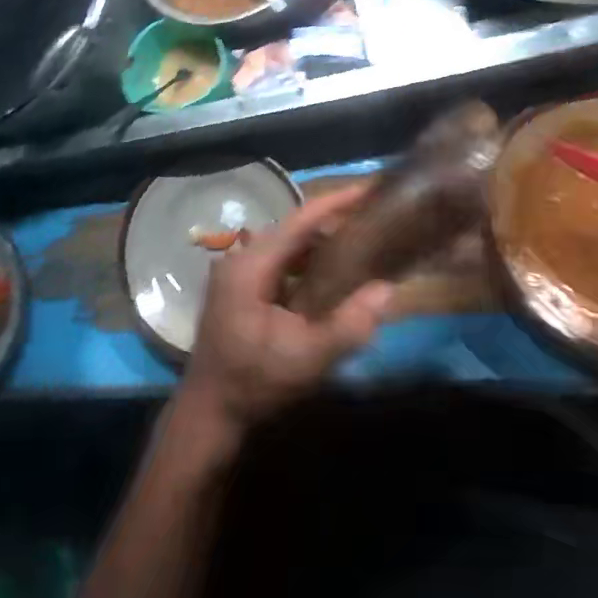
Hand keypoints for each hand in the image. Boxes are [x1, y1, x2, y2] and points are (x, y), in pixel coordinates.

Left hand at [181, 185, 393, 433]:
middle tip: (374, 226)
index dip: (335, 202)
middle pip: (293, 232)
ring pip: (286, 248)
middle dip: (334, 226)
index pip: (299, 222)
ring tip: (361, 250)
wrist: (209, 409)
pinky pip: (279, 266)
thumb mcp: (307, 358)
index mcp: (250, 266)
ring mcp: (236, 275)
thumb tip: (388, 289)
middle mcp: (240, 260)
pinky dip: (306, 266)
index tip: (369, 188)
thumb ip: (349, 324)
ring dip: (320, 248)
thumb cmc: (254, 382)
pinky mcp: (239, 290)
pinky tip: (331, 280)